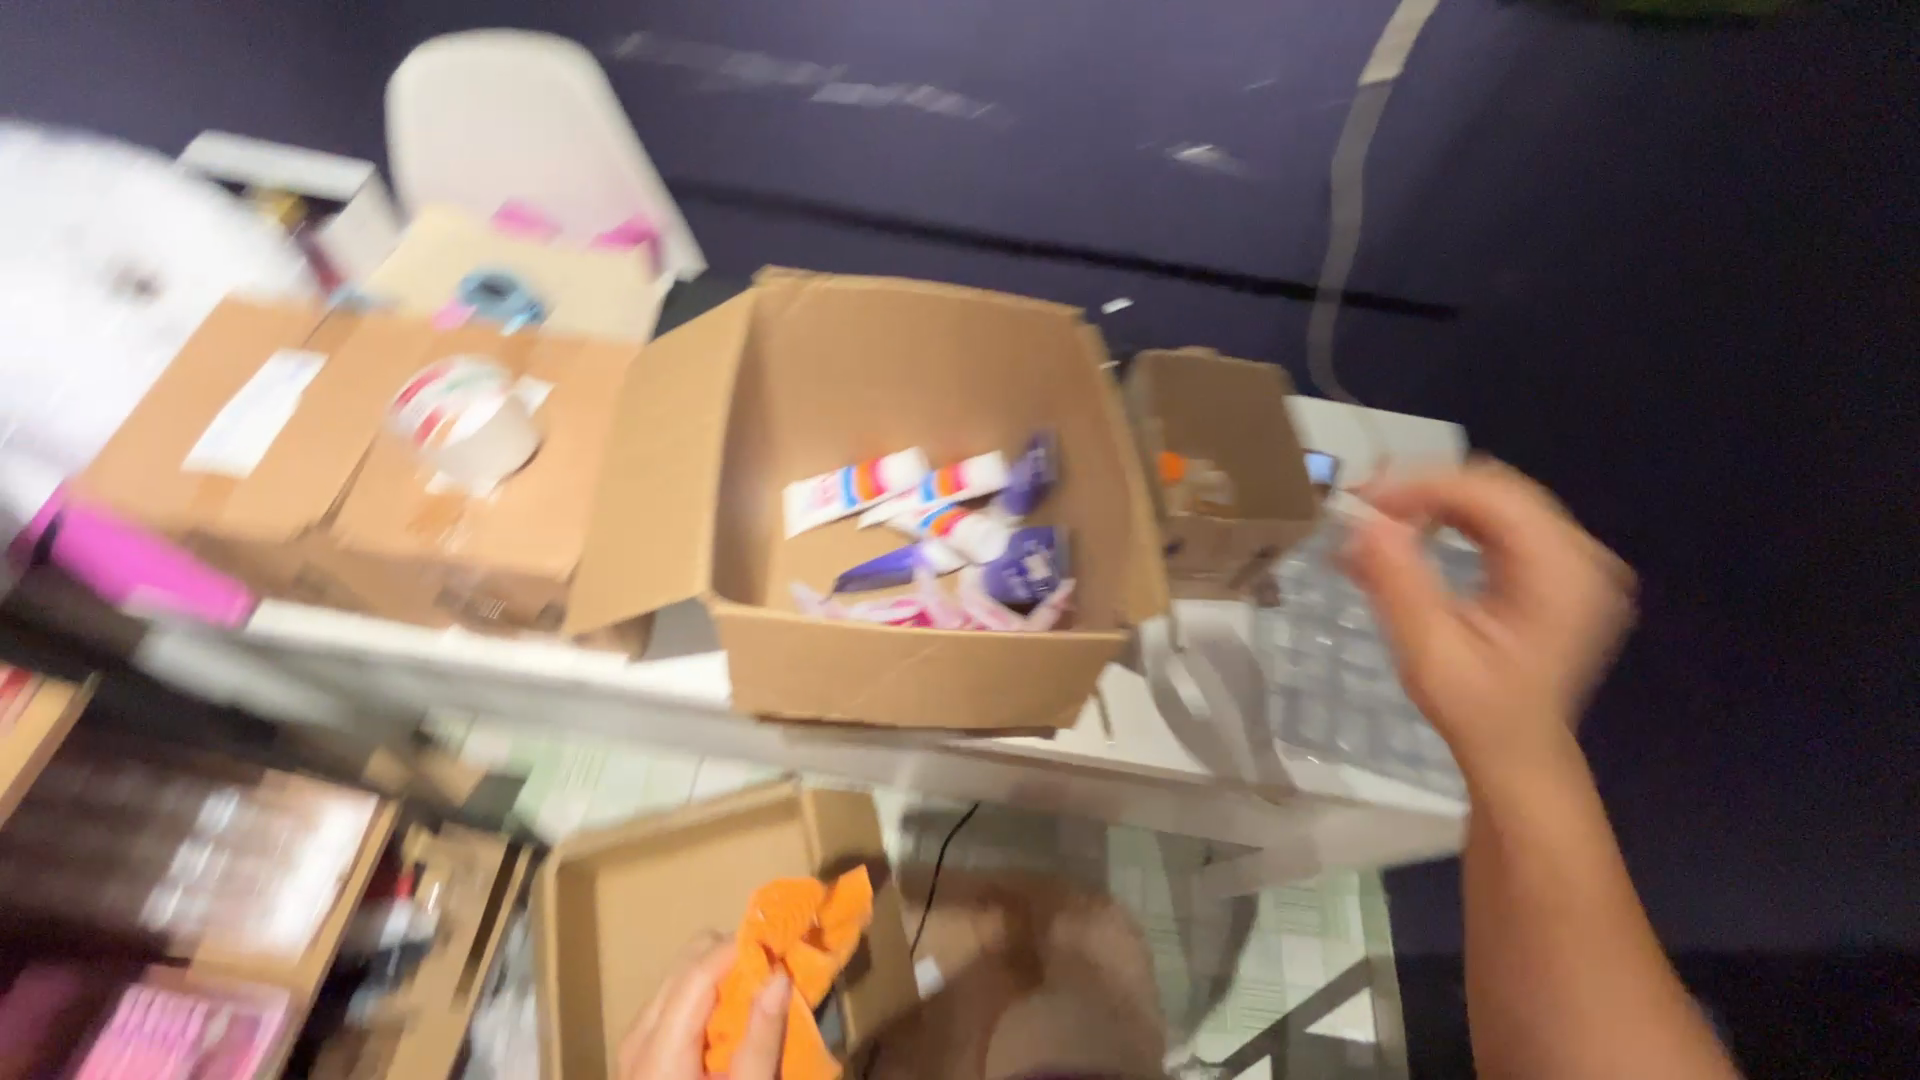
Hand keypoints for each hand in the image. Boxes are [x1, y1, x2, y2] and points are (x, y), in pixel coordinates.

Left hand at [619, 934, 789, 1079]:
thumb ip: (762, 1038)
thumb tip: (780, 973)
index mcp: (659, 1052)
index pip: (698, 971)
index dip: (740, 947)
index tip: (783, 942)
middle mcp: (638, 1037)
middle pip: (686, 962)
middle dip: (732, 956)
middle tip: (774, 970)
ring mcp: (634, 1043)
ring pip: (679, 974)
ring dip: (721, 972)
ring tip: (758, 992)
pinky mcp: (639, 1052)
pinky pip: (674, 997)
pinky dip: (706, 992)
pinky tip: (733, 1017)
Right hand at [1340, 462, 1634, 778]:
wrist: (1517, 750)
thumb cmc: (1475, 709)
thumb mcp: (1429, 650)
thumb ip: (1398, 582)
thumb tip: (1364, 522)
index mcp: (1562, 573)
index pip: (1492, 496)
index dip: (1422, 487)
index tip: (1361, 504)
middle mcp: (1577, 555)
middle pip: (1493, 489)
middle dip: (1420, 490)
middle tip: (1359, 510)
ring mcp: (1568, 560)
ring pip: (1490, 500)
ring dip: (1427, 504)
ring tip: (1372, 526)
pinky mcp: (1550, 568)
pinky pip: (1493, 522)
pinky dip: (1442, 522)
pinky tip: (1402, 540)